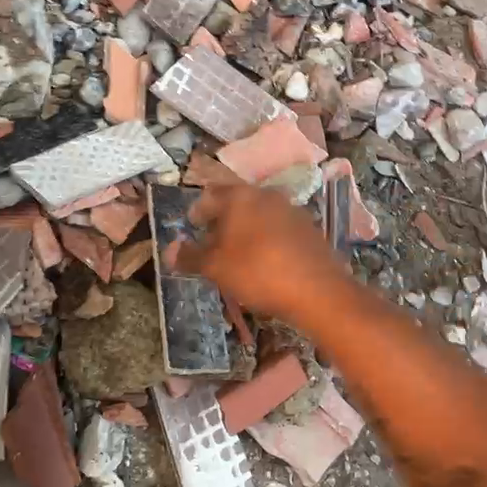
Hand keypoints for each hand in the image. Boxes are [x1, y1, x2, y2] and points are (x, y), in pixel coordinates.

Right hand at [180, 183, 349, 321]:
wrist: (318, 291)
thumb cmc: (257, 271)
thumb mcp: (215, 267)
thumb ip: (190, 256)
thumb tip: (167, 251)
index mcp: (240, 197)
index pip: (210, 196)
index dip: (197, 212)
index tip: (192, 228)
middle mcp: (266, 195)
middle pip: (236, 204)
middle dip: (221, 222)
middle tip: (211, 244)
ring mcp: (291, 210)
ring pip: (258, 216)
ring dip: (244, 231)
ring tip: (237, 256)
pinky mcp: (309, 230)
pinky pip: (278, 230)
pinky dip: (266, 240)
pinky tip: (264, 263)